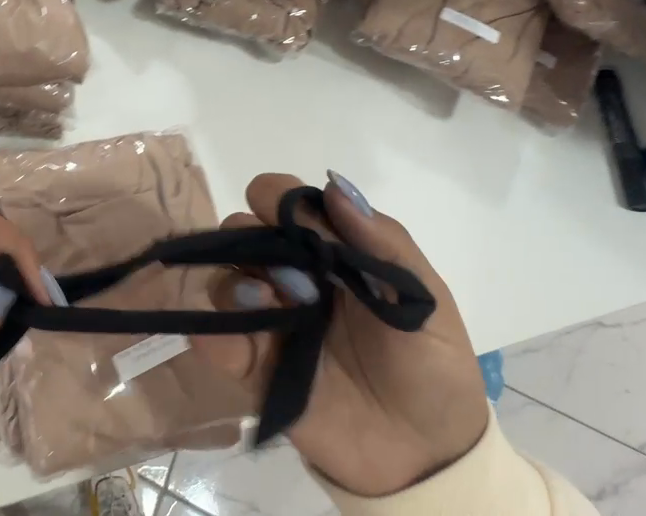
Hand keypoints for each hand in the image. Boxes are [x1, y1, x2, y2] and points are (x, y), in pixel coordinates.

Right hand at [196, 172, 488, 497]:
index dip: (276, 198)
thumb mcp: (426, 300)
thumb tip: (334, 185)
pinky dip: (214, 334)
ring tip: (266, 304)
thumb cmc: (431, 368)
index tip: (286, 215)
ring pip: (222, 279)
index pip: (284, 203)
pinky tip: (237, 341)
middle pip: (242, 232)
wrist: (430, 459)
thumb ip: (382, 242)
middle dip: (252, 239)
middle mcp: (291, 278)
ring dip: (234, 282)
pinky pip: (216, 343)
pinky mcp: (255, 371)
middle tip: (290, 274)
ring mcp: (270, 323)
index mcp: (330, 254)